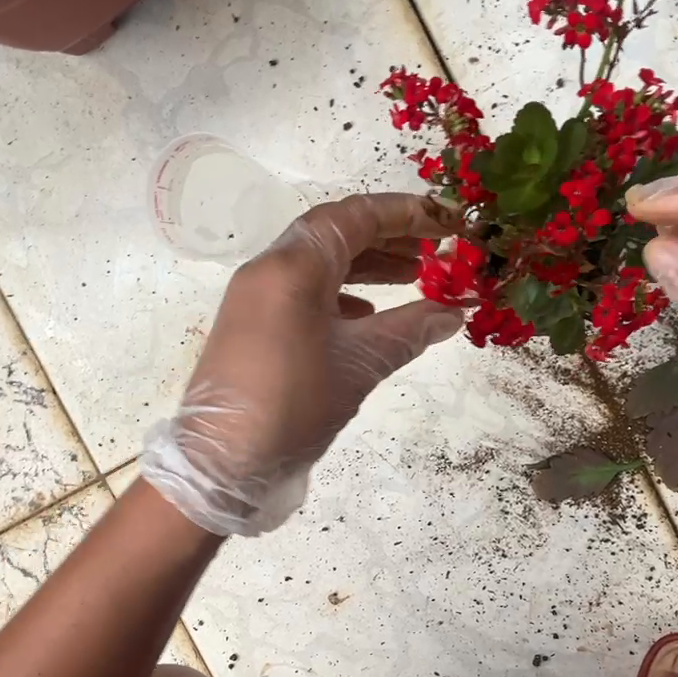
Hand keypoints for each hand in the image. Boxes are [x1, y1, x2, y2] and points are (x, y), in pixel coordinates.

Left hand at [140, 193, 464, 536]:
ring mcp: (255, 298)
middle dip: (387, 237)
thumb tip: (454, 312)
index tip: (446, 223)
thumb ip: (410, 330)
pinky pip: (302, 292)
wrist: (223, 462)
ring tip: (412, 277)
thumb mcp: (361, 364)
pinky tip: (368, 315)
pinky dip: (341, 294)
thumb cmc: (293, 405)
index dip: (405, 214)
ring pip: (318, 263)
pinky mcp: (251, 326)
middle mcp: (268, 271)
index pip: (354, 217)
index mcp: (291, 267)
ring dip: (366, 265)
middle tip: (434, 250)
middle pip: (334, 234)